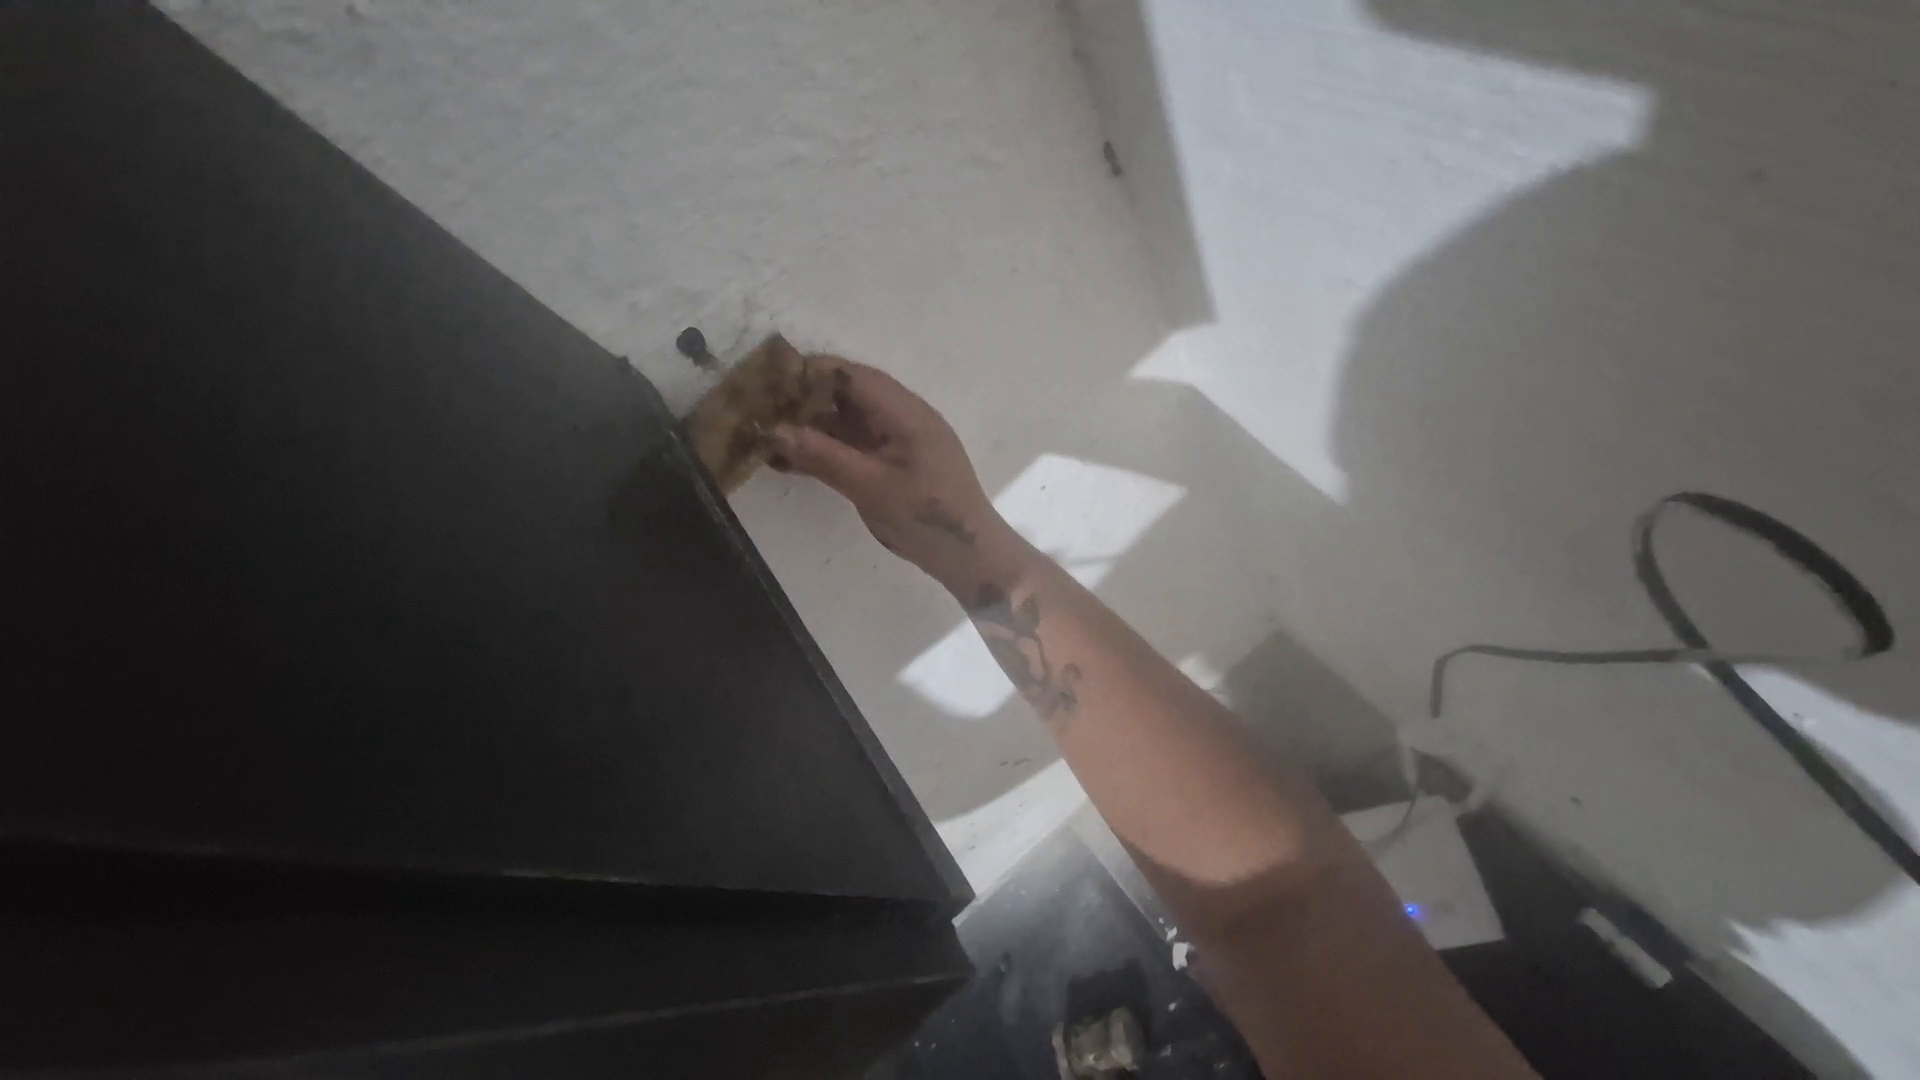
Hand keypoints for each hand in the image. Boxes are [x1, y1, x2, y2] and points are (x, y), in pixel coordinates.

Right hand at [769, 362, 1029, 597]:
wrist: (967, 556)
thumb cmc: (926, 516)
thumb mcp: (870, 486)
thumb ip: (823, 456)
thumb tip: (775, 431)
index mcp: (906, 412)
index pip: (854, 377)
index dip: (812, 373)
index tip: (770, 377)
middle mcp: (902, 420)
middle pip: (848, 397)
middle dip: (805, 400)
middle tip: (759, 408)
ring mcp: (898, 444)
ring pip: (847, 425)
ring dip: (810, 429)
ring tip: (764, 435)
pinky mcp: (892, 467)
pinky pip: (853, 449)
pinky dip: (823, 452)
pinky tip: (787, 462)